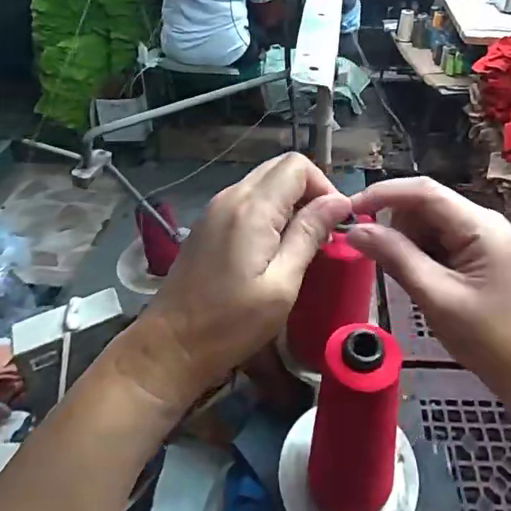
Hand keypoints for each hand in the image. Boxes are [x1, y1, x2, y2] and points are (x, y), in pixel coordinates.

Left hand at [120, 153, 351, 408]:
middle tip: (322, 232)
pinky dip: (269, 211)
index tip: (335, 222)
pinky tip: (275, 247)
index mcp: (252, 208)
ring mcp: (216, 208)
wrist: (171, 345)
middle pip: (279, 168)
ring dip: (289, 202)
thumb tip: (339, 202)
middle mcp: (231, 196)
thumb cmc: (230, 323)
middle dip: (309, 191)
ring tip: (303, 242)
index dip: (324, 186)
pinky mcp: (209, 223)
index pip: (297, 165)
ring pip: (264, 182)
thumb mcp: (282, 285)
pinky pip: (248, 200)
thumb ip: (309, 235)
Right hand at [347, 178, 510, 393]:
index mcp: (480, 225)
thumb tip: (354, 230)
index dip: (383, 194)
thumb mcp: (435, 297)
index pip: (424, 191)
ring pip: (426, 220)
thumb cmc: (486, 338)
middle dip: (397, 226)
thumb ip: (395, 257)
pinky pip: (436, 236)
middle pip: (424, 203)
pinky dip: (419, 253)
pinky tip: (424, 280)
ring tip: (415, 281)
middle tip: (385, 262)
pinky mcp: (476, 249)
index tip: (349, 210)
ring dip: (407, 243)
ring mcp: (481, 234)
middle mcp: (482, 219)